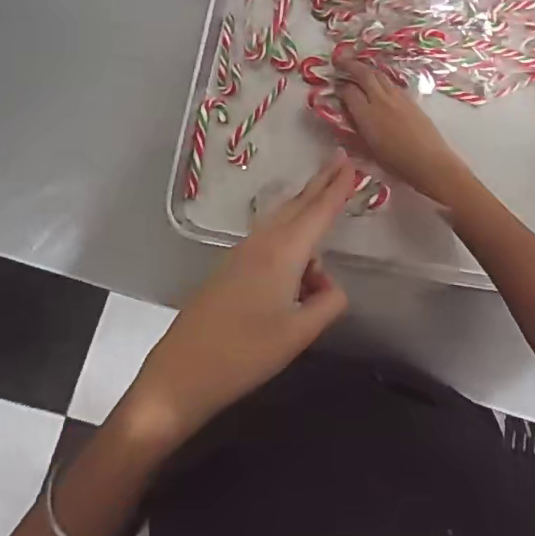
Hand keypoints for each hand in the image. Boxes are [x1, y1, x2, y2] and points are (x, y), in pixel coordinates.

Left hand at [116, 155, 357, 444]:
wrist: (182, 372)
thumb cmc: (245, 354)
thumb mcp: (300, 334)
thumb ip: (328, 303)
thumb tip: (331, 286)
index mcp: (281, 254)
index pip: (317, 212)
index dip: (337, 188)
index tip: (352, 163)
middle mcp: (260, 245)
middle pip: (296, 206)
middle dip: (319, 185)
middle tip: (340, 163)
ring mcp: (240, 255)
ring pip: (280, 223)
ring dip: (303, 211)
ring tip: (325, 202)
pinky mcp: (228, 270)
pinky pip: (267, 242)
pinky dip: (288, 238)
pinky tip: (298, 259)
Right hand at [334, 57, 475, 206]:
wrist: (430, 163)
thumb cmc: (396, 164)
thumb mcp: (368, 151)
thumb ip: (355, 133)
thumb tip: (346, 121)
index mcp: (367, 115)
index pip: (348, 92)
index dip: (339, 87)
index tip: (334, 87)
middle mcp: (381, 101)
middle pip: (364, 74)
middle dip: (350, 65)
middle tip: (340, 60)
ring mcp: (398, 98)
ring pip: (380, 76)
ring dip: (367, 69)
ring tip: (359, 68)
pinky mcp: (411, 101)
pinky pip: (392, 84)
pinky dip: (381, 79)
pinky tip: (380, 84)